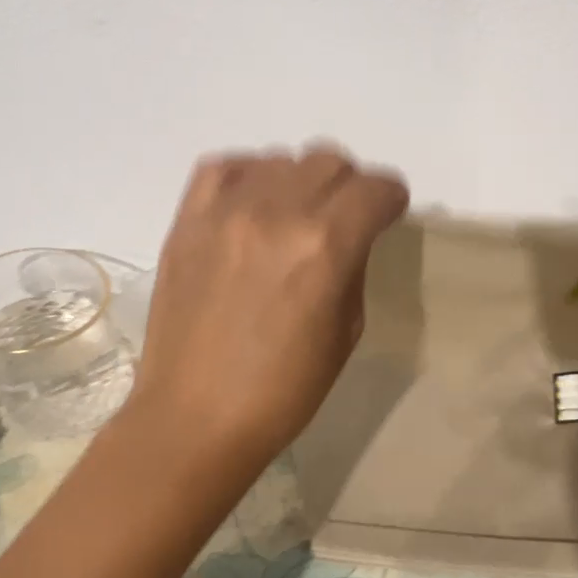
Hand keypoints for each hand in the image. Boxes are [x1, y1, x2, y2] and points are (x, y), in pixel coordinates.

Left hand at [123, 144, 408, 466]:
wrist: (195, 417)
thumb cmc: (284, 391)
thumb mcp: (345, 333)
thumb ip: (353, 269)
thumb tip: (351, 237)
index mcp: (325, 247)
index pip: (374, 189)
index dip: (391, 200)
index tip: (390, 215)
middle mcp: (276, 213)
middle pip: (330, 162)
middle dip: (350, 186)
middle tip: (346, 220)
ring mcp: (224, 211)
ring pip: (281, 159)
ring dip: (302, 181)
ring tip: (296, 219)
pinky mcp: (186, 220)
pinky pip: (224, 167)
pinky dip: (250, 176)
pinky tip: (254, 205)